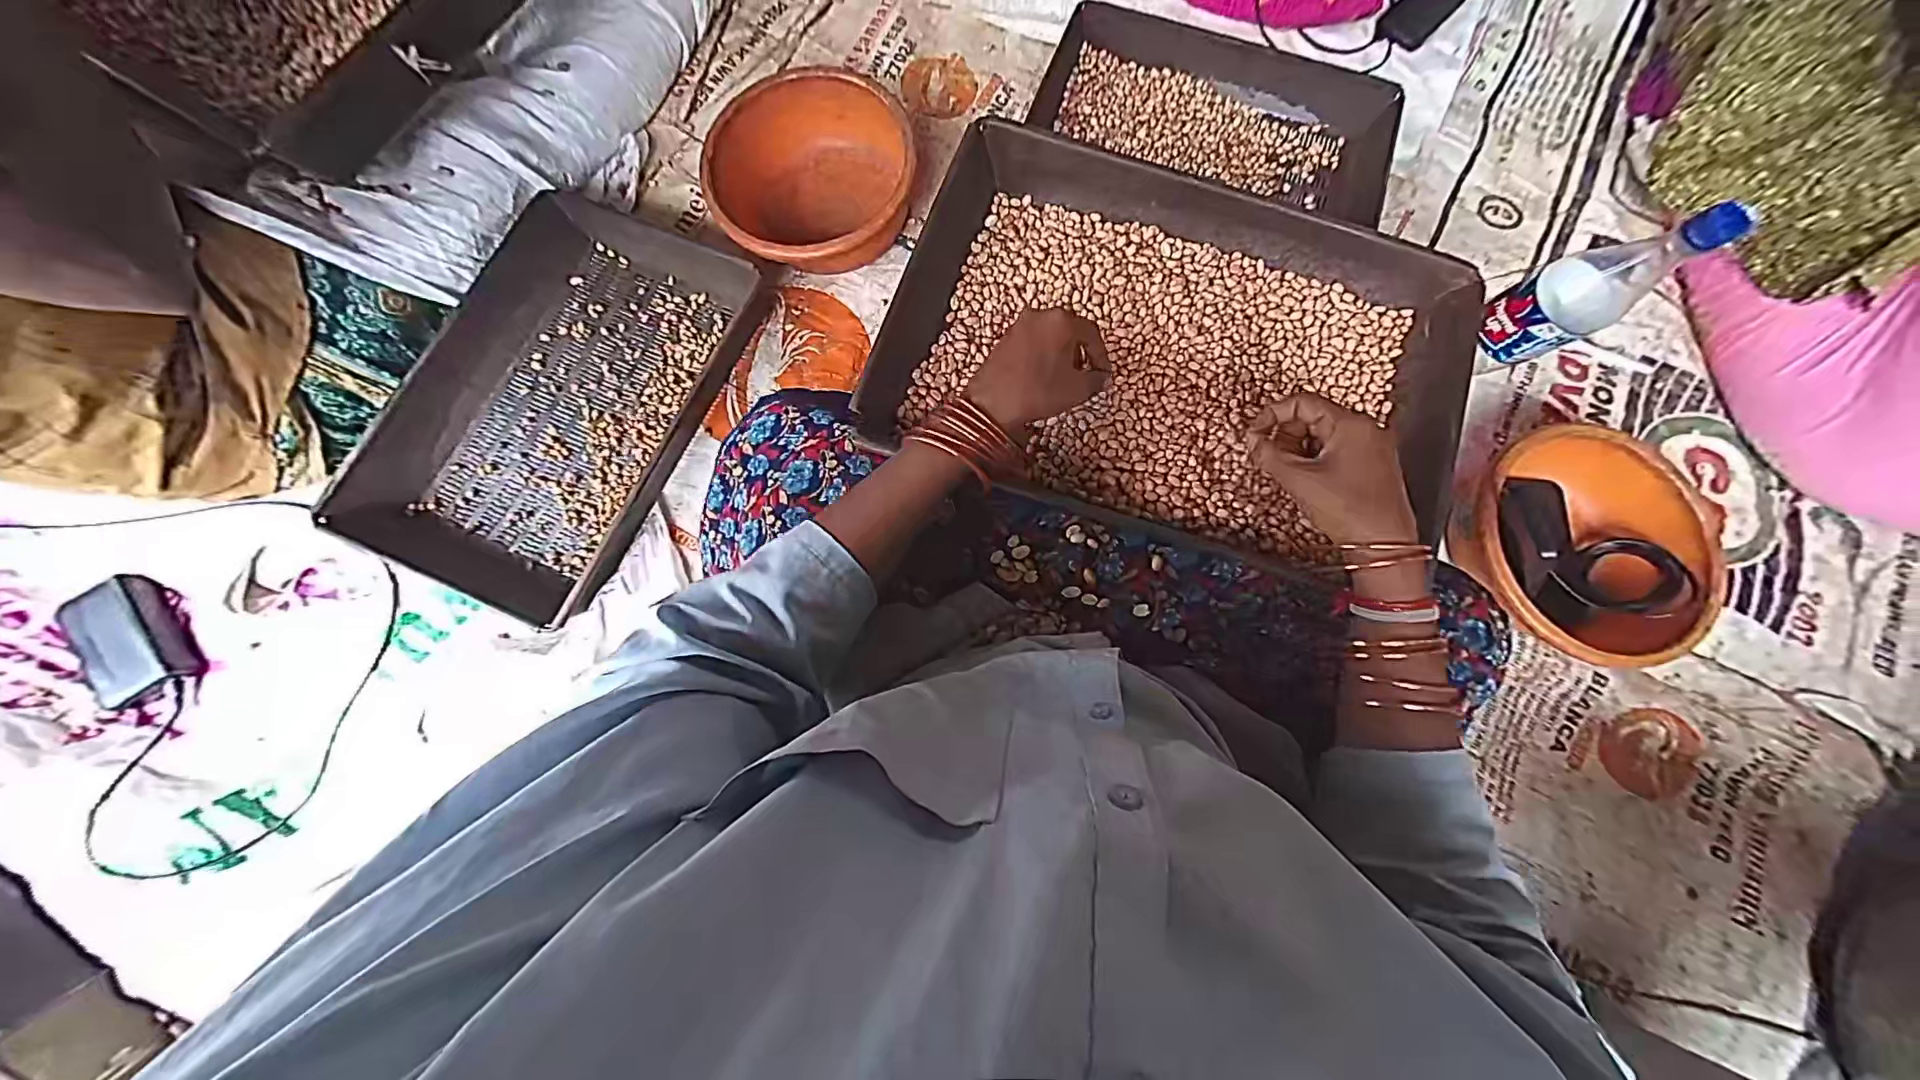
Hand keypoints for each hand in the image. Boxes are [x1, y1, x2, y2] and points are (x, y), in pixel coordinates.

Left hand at [965, 308, 1110, 431]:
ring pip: (1050, 336)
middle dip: (1080, 353)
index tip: (1102, 372)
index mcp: (1062, 320)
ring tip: (1064, 378)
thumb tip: (1101, 379)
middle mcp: (1040, 316)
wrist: (992, 403)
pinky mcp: (1006, 338)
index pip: (1092, 333)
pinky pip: (1033, 342)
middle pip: (1070, 331)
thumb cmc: (1036, 392)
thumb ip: (1096, 380)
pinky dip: (1042, 355)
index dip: (1101, 356)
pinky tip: (1042, 376)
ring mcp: (1020, 325)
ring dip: (1060, 354)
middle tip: (1085, 374)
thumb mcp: (1076, 389)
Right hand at [1245, 393, 1416, 546]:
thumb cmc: (1352, 511)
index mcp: (1351, 425)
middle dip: (1284, 434)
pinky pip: (1332, 450)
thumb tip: (1253, 441)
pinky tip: (1303, 479)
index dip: (1272, 415)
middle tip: (1267, 455)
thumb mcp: (1298, 480)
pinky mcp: (1368, 464)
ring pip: (1321, 435)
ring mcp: (1369, 447)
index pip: (1303, 402)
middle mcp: (1364, 430)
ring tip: (1286, 471)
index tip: (1256, 432)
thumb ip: (1269, 455)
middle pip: (1311, 417)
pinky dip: (1312, 459)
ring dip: (1296, 449)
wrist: (1383, 542)